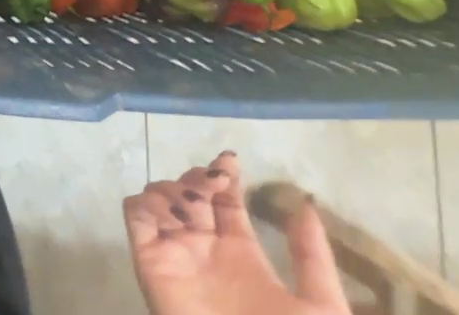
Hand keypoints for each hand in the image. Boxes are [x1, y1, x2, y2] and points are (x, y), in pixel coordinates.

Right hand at [125, 152, 349, 314]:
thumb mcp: (322, 304)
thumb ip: (312, 255)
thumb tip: (305, 202)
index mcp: (242, 253)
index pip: (225, 203)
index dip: (225, 177)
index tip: (229, 158)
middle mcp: (204, 246)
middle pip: (190, 194)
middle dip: (197, 177)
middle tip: (212, 180)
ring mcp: (174, 250)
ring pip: (159, 197)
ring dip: (174, 188)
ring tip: (195, 201)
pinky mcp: (149, 256)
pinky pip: (136, 215)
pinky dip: (147, 202)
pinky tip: (173, 210)